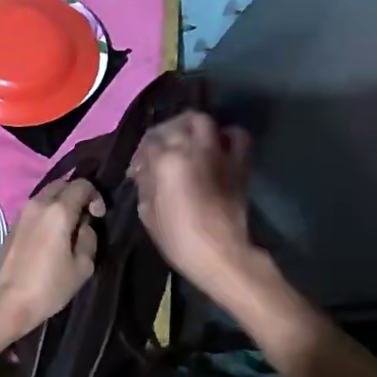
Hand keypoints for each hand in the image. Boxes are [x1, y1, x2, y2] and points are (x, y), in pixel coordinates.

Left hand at [0, 178, 104, 338]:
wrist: (7, 300)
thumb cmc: (48, 286)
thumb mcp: (82, 266)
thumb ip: (89, 238)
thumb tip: (84, 225)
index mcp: (57, 211)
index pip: (81, 184)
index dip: (95, 195)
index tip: (98, 216)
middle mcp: (38, 203)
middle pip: (62, 184)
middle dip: (77, 195)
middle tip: (86, 218)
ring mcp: (22, 212)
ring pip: (47, 194)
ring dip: (61, 203)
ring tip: (69, 228)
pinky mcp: (13, 223)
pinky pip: (36, 207)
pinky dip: (48, 211)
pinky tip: (52, 234)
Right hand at [129, 111, 263, 299]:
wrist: (221, 255)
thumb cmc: (178, 238)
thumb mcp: (147, 212)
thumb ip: (145, 183)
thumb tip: (145, 170)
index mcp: (166, 160)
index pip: (149, 142)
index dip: (140, 155)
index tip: (137, 170)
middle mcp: (192, 148)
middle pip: (174, 124)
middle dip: (163, 132)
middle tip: (158, 149)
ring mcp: (218, 153)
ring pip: (202, 121)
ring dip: (190, 126)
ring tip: (185, 140)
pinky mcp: (239, 163)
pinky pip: (236, 136)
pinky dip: (226, 135)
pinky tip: (216, 146)